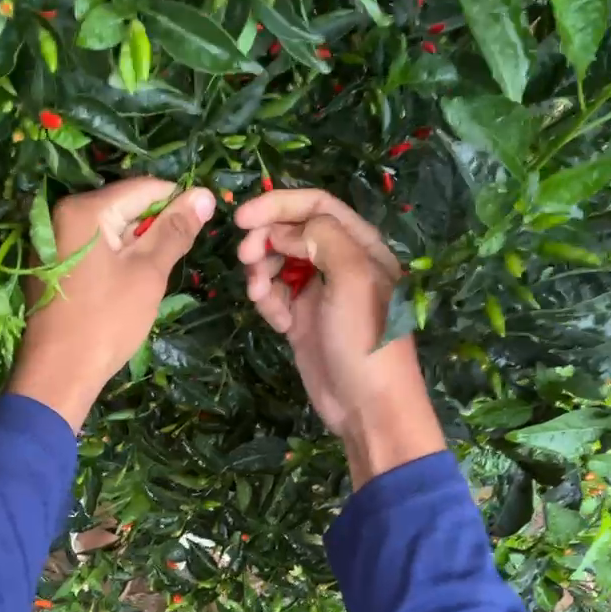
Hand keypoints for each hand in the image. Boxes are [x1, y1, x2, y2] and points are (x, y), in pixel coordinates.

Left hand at [9, 178, 216, 429]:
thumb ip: (175, 231)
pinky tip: (126, 287)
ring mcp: (52, 240)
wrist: (58, 373)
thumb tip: (204, 194)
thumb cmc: (106, 322)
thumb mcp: (148, 274)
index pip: (144, 188)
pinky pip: (92, 248)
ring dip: (136, 246)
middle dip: (155, 228)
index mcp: (85, 209)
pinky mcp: (51, 264)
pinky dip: (115, 259)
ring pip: (109, 230)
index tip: (203, 222)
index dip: (178, 202)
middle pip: (124, 206)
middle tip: (177, 258)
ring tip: (152, 277)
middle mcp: (62, 214)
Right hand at [234, 189, 445, 485]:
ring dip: (260, 273)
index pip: (315, 205)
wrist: (368, 406)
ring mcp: (319, 293)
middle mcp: (338, 263)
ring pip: (278, 264)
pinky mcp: (302, 321)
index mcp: (359, 245)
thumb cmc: (367, 340)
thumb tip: (284, 230)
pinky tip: (276, 323)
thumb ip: (322, 238)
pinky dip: (267, 302)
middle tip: (244, 259)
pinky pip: (275, 297)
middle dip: (264, 240)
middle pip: (291, 232)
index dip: (277, 204)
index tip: (241, 218)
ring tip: (258, 294)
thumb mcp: (352, 278)